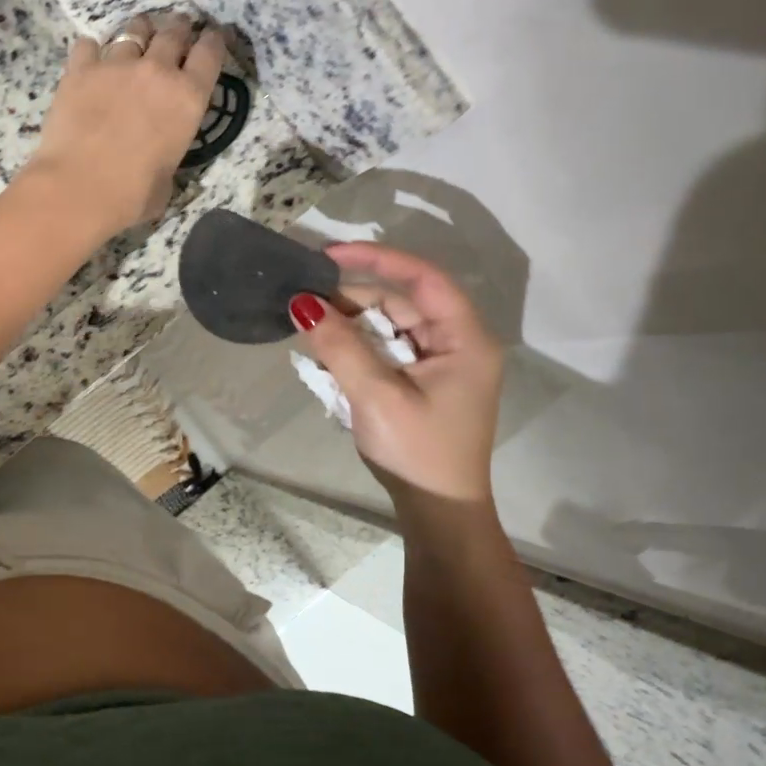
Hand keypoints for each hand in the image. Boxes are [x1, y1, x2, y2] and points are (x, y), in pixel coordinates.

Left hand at [19, 13, 224, 230]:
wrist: (77, 189)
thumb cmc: (129, 196)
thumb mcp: (167, 181)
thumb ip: (168, 156)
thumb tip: (159, 158)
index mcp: (188, 99)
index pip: (211, 53)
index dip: (214, 41)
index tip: (212, 37)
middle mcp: (157, 72)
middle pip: (174, 32)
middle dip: (179, 29)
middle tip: (176, 31)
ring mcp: (117, 66)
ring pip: (134, 30)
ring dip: (140, 31)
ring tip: (137, 35)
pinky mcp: (80, 70)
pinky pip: (88, 45)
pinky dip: (92, 49)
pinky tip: (90, 57)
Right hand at [289, 243, 503, 506]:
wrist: (438, 509)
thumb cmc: (416, 450)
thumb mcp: (375, 396)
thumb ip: (339, 346)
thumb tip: (301, 304)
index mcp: (465, 339)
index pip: (423, 278)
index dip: (377, 259)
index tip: (329, 255)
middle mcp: (457, 343)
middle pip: (402, 301)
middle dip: (353, 298)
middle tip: (304, 303)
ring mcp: (440, 364)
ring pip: (390, 326)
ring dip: (350, 325)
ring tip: (308, 329)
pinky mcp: (422, 383)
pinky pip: (386, 350)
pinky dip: (356, 347)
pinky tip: (326, 353)